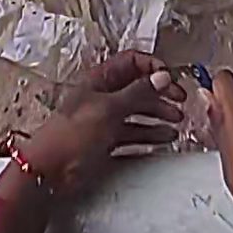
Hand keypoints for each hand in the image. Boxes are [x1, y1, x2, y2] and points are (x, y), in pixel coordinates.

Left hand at [16, 51, 185, 194]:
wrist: (50, 170)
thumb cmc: (75, 133)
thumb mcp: (109, 109)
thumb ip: (138, 93)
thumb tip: (164, 76)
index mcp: (101, 79)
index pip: (131, 62)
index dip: (152, 67)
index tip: (171, 79)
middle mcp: (104, 95)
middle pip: (137, 87)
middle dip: (160, 92)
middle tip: (181, 103)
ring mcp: (105, 118)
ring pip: (137, 111)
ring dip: (158, 114)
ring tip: (177, 123)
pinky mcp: (106, 140)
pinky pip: (132, 132)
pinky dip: (149, 134)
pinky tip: (165, 139)